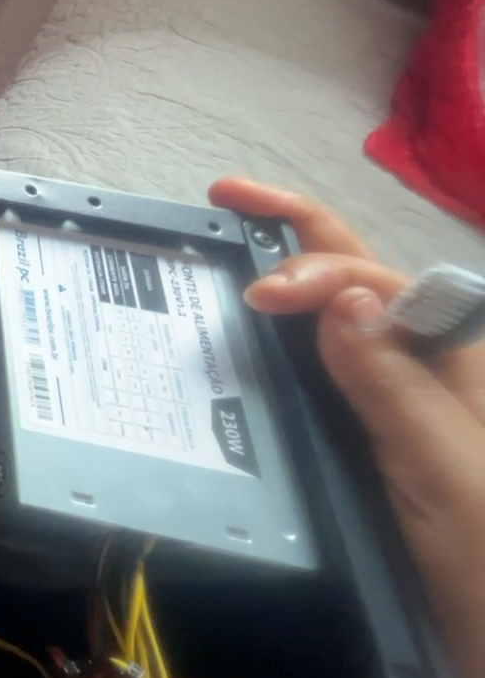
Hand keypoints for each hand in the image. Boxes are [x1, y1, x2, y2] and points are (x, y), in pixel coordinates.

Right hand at [211, 178, 484, 677]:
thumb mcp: (450, 480)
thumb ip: (399, 389)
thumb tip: (339, 292)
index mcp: (461, 370)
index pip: (385, 281)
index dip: (319, 262)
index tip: (256, 290)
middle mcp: (423, 370)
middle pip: (360, 273)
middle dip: (296, 227)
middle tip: (219, 198)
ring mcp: (384, 398)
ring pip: (326, 309)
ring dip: (277, 262)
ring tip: (217, 234)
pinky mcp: (350, 427)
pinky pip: (303, 356)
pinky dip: (262, 322)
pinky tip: (228, 313)